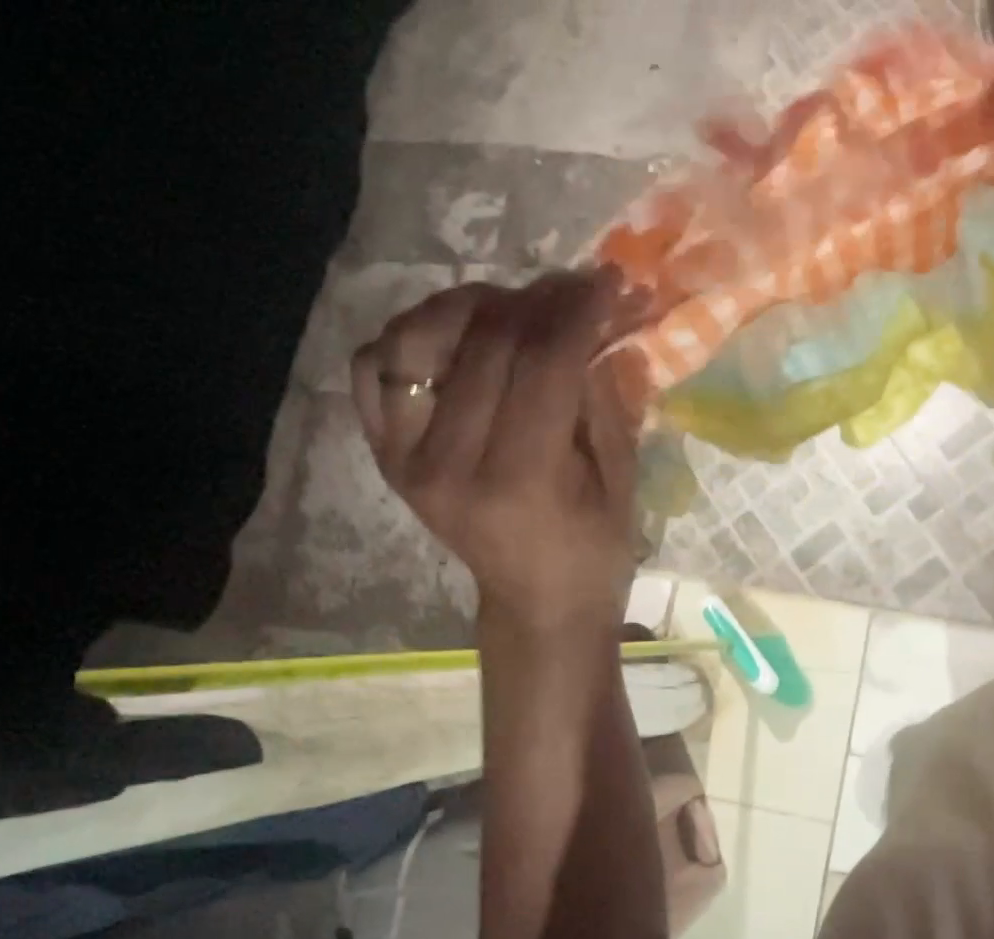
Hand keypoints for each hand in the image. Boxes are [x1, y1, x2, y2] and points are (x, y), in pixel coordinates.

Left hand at [352, 271, 650, 628]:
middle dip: (537, 301)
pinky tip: (455, 335)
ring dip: (465, 306)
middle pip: (484, 344)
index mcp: (522, 478)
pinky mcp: (384, 454)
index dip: (578, 312)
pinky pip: (373, 369)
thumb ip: (606, 398)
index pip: (544, 364)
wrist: (537, 601)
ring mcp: (405, 457)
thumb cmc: (595, 548)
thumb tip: (606, 322)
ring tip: (510, 305)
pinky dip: (409, 336)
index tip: (606, 281)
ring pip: (413, 341)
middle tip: (570, 286)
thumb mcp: (620, 478)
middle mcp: (450, 463)